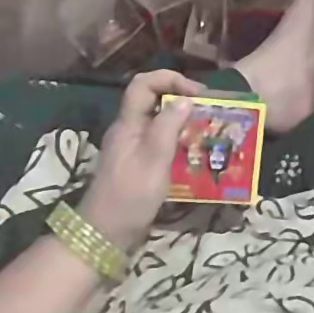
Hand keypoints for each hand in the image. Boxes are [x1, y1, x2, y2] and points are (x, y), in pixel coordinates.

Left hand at [79, 70, 202, 251]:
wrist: (105, 233)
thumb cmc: (130, 196)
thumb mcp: (154, 160)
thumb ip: (168, 127)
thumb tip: (185, 100)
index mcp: (128, 123)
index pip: (144, 84)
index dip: (170, 79)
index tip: (198, 94)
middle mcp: (128, 130)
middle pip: (152, 99)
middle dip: (181, 99)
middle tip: (208, 112)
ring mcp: (132, 147)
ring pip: (157, 120)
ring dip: (182, 121)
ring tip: (206, 131)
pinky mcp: (138, 164)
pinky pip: (159, 141)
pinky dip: (177, 140)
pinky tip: (194, 153)